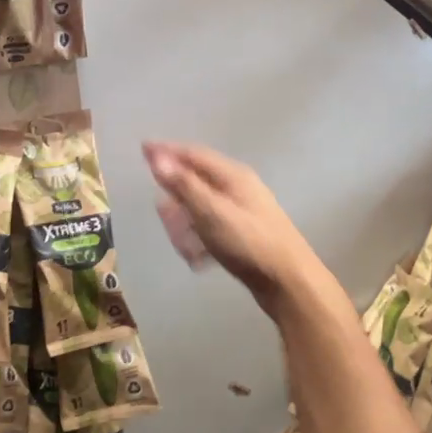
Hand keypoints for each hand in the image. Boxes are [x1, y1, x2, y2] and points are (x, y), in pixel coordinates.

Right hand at [143, 142, 324, 307]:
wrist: (290, 284)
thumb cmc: (249, 243)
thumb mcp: (211, 212)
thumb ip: (183, 185)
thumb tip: (156, 156)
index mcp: (232, 176)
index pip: (192, 154)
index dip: (166, 151)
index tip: (142, 148)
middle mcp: (237, 188)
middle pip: (193, 182)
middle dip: (175, 200)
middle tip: (164, 218)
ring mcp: (241, 211)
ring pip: (199, 208)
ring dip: (184, 225)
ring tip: (182, 246)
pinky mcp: (242, 234)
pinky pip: (210, 228)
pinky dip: (198, 239)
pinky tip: (196, 258)